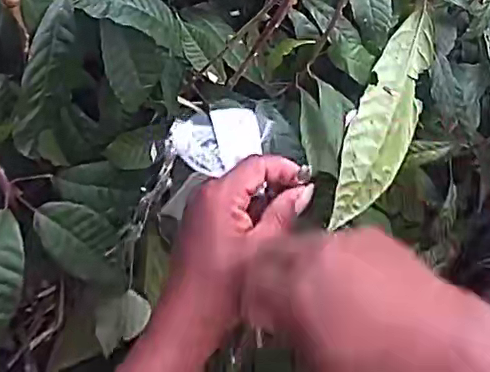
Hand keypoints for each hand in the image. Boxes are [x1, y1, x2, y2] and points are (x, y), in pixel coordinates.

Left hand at [166, 153, 313, 322]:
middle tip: (298, 202)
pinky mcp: (199, 222)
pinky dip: (248, 213)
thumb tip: (302, 191)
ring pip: (241, 190)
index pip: (258, 163)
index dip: (285, 169)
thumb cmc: (216, 294)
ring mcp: (200, 207)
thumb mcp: (261, 248)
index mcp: (219, 194)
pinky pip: (229, 204)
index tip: (304, 181)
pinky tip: (260, 235)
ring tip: (281, 223)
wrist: (185, 325)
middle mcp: (205, 193)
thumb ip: (284, 212)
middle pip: (249, 175)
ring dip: (263, 201)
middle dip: (275, 186)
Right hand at [240, 228, 489, 371]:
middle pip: (280, 248)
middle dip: (273, 271)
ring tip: (316, 296)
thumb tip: (276, 317)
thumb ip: (290, 327)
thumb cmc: (378, 364)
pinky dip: (335, 259)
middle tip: (276, 302)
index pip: (255, 272)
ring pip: (311, 242)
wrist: (447, 342)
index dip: (249, 291)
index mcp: (301, 279)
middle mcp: (323, 247)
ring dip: (304, 263)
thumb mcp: (318, 357)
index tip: (254, 310)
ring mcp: (352, 237)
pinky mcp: (378, 236)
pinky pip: (341, 244)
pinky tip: (347, 287)